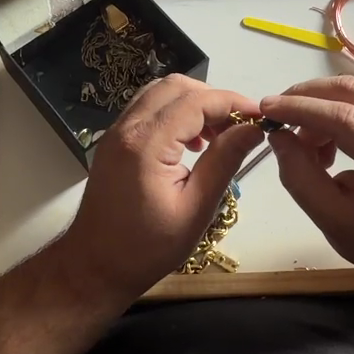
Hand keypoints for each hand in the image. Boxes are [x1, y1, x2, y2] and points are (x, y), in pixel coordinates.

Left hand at [54, 75, 264, 300]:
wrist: (94, 266)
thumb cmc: (147, 248)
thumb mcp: (196, 209)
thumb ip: (224, 161)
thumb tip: (253, 128)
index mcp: (146, 144)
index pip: (196, 102)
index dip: (232, 103)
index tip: (259, 117)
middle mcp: (127, 128)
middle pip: (176, 87)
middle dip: (213, 98)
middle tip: (239, 126)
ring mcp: (115, 132)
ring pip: (160, 93)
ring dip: (193, 103)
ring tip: (218, 135)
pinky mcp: (113, 140)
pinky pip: (147, 108)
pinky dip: (174, 112)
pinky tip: (192, 142)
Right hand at [259, 76, 353, 293]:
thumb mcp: (331, 218)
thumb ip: (300, 176)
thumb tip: (277, 136)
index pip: (345, 118)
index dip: (301, 108)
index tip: (266, 109)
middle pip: (351, 92)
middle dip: (306, 97)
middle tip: (277, 116)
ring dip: (319, 107)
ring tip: (303, 145)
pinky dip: (332, 115)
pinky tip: (323, 145)